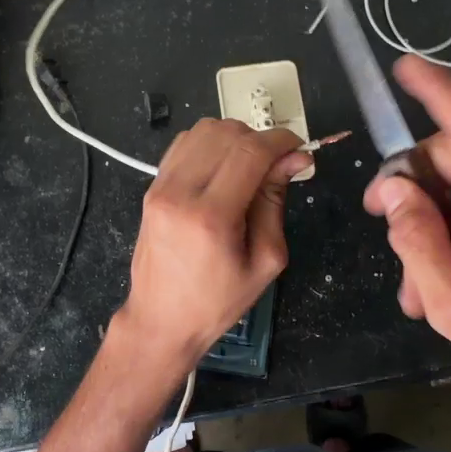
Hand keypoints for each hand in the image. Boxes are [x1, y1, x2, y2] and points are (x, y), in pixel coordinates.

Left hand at [118, 119, 309, 382]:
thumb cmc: (217, 302)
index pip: (250, 151)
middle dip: (259, 140)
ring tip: (248, 168)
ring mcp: (159, 187)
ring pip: (203, 131)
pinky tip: (222, 170)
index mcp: (210, 216)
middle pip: (226, 133)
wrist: (160, 320)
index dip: (281, 141)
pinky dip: (209, 146)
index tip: (299, 150)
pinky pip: (183, 144)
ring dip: (234, 139)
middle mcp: (179, 192)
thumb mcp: (264, 260)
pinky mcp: (151, 187)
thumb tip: (294, 159)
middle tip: (275, 167)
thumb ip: (275, 202)